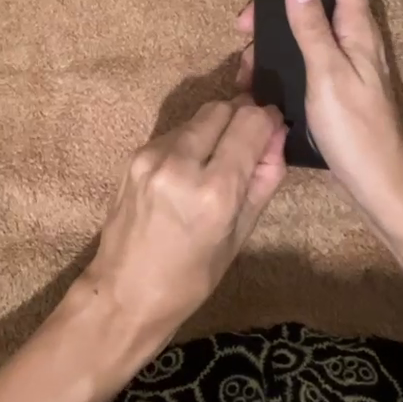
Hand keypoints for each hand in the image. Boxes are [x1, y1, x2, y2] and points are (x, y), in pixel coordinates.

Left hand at [75, 99, 287, 348]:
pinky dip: (192, 141)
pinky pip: (176, 132)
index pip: (251, 122)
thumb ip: (264, 178)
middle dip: (242, 117)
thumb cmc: (190, 279)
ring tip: (217, 162)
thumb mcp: (239, 235)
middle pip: (223, 107)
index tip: (274, 129)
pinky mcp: (135, 155)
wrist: (123, 294)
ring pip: (199, 116)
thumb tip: (279, 133)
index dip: (268, 120)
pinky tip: (190, 170)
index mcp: (213, 192)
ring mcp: (151, 156)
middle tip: (248, 143)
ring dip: (216, 128)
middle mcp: (180, 163)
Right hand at [236, 0, 402, 225]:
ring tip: (246, 49)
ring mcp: (348, 60)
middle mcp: (356, 38)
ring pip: (309, 26)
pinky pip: (308, 52)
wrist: (378, 184)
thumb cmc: (355, 129)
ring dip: (278, 28)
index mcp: (358, 29)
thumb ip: (312, 26)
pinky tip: (262, 70)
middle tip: (244, 17)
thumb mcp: (326, 74)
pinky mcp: (338, 81)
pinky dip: (285, 52)